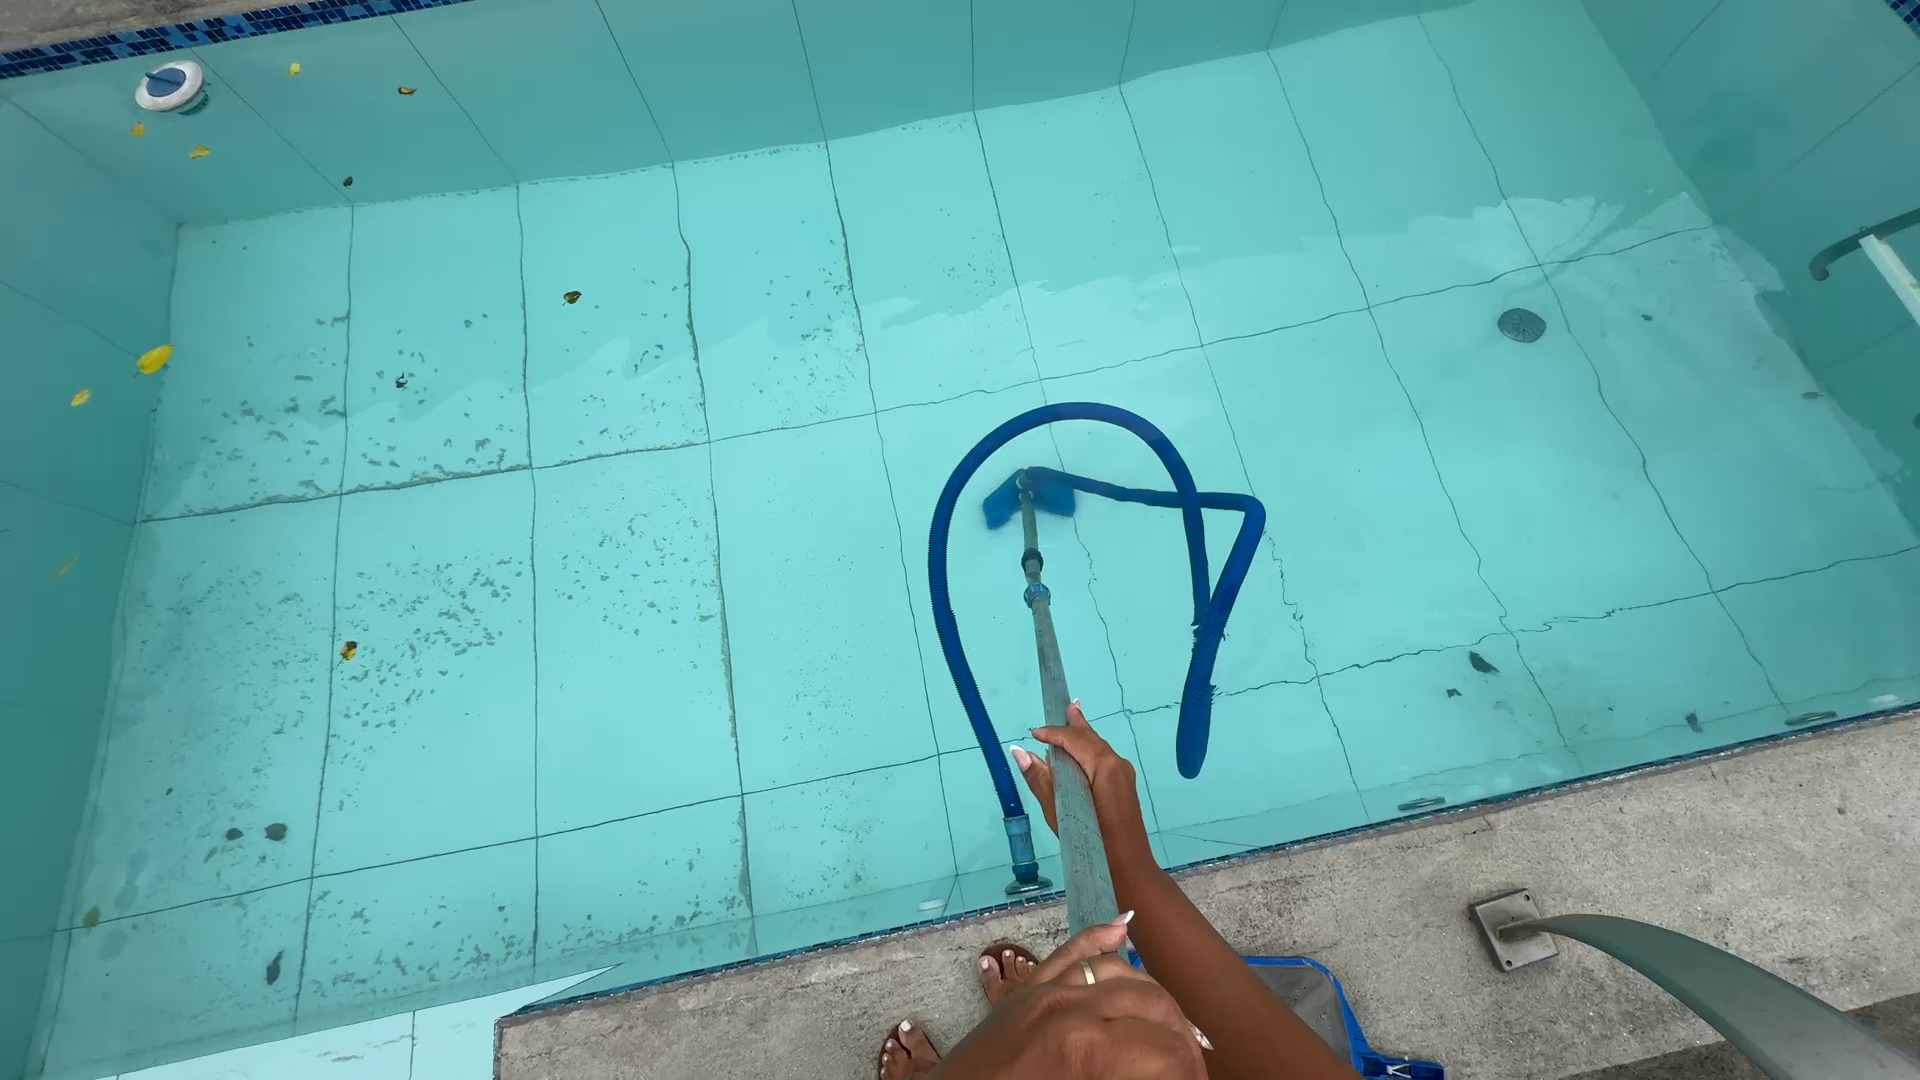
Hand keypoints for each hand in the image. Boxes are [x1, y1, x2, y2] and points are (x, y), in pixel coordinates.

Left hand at [933, 920, 1205, 1079]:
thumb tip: (1170, 1073)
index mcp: (1085, 1049)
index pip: (1165, 1049)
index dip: (1191, 1070)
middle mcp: (1069, 1005)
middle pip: (1151, 1003)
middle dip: (1182, 1036)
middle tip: (1194, 1068)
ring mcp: (1045, 988)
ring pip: (1118, 970)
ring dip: (1154, 996)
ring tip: (1175, 1028)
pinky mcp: (1028, 988)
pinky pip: (1069, 951)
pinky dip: (1099, 937)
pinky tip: (1125, 929)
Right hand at [1010, 701, 1151, 860]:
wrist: (1128, 870)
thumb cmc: (1091, 841)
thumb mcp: (1059, 810)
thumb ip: (1040, 779)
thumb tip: (1019, 752)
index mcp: (1103, 766)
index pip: (1074, 739)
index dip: (1053, 733)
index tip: (1033, 733)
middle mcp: (1116, 764)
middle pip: (1090, 738)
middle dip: (1074, 723)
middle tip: (1065, 705)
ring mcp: (1123, 775)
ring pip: (1098, 747)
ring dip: (1082, 735)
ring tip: (1072, 717)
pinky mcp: (1123, 786)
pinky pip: (1103, 758)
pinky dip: (1089, 749)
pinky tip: (1081, 751)